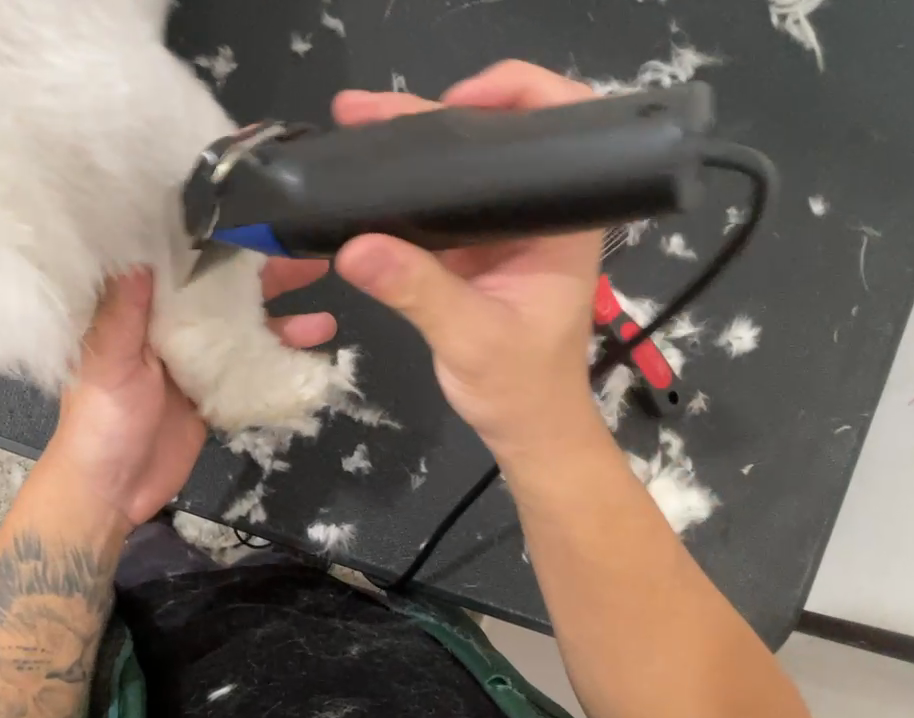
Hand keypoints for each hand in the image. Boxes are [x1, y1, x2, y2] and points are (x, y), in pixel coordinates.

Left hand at [39, 263, 337, 531]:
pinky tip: (311, 358)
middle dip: (269, 279)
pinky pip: (252, 371)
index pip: (185, 264)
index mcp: (140, 310)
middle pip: (226, 294)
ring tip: (326, 321)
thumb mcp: (109, 363)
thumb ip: (126, 311)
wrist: (112, 490)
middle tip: (313, 262)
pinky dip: (280, 364)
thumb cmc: (100, 423)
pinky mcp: (214, 394)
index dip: (222, 242)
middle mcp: (171, 328)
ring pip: (247, 333)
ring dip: (285, 325)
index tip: (261, 220)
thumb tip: (144, 253)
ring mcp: (196, 363)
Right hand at [331, 61, 604, 462]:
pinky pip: (437, 209)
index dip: (512, 94)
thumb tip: (354, 247)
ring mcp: (501, 231)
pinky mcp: (473, 252)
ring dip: (410, 150)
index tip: (453, 105)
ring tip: (353, 129)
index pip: (555, 126)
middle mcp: (534, 213)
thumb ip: (418, 291)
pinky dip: (402, 195)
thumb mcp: (471, 338)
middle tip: (365, 113)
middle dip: (432, 119)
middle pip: (493, 139)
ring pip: (460, 170)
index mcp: (561, 219)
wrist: (525, 428)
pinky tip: (363, 181)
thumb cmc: (520, 387)